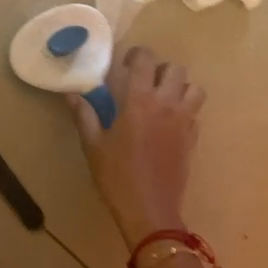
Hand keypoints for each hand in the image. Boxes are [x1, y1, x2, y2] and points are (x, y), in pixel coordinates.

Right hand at [69, 45, 206, 248]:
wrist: (150, 212)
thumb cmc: (117, 176)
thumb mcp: (94, 145)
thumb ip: (84, 115)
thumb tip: (71, 94)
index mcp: (140, 100)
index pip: (146, 59)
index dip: (136, 55)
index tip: (124, 65)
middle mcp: (167, 105)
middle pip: (175, 69)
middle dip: (160, 69)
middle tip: (143, 82)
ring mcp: (184, 122)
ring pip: (194, 88)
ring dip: (180, 88)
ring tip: (161, 99)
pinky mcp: (193, 140)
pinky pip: (196, 113)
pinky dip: (186, 110)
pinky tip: (168, 123)